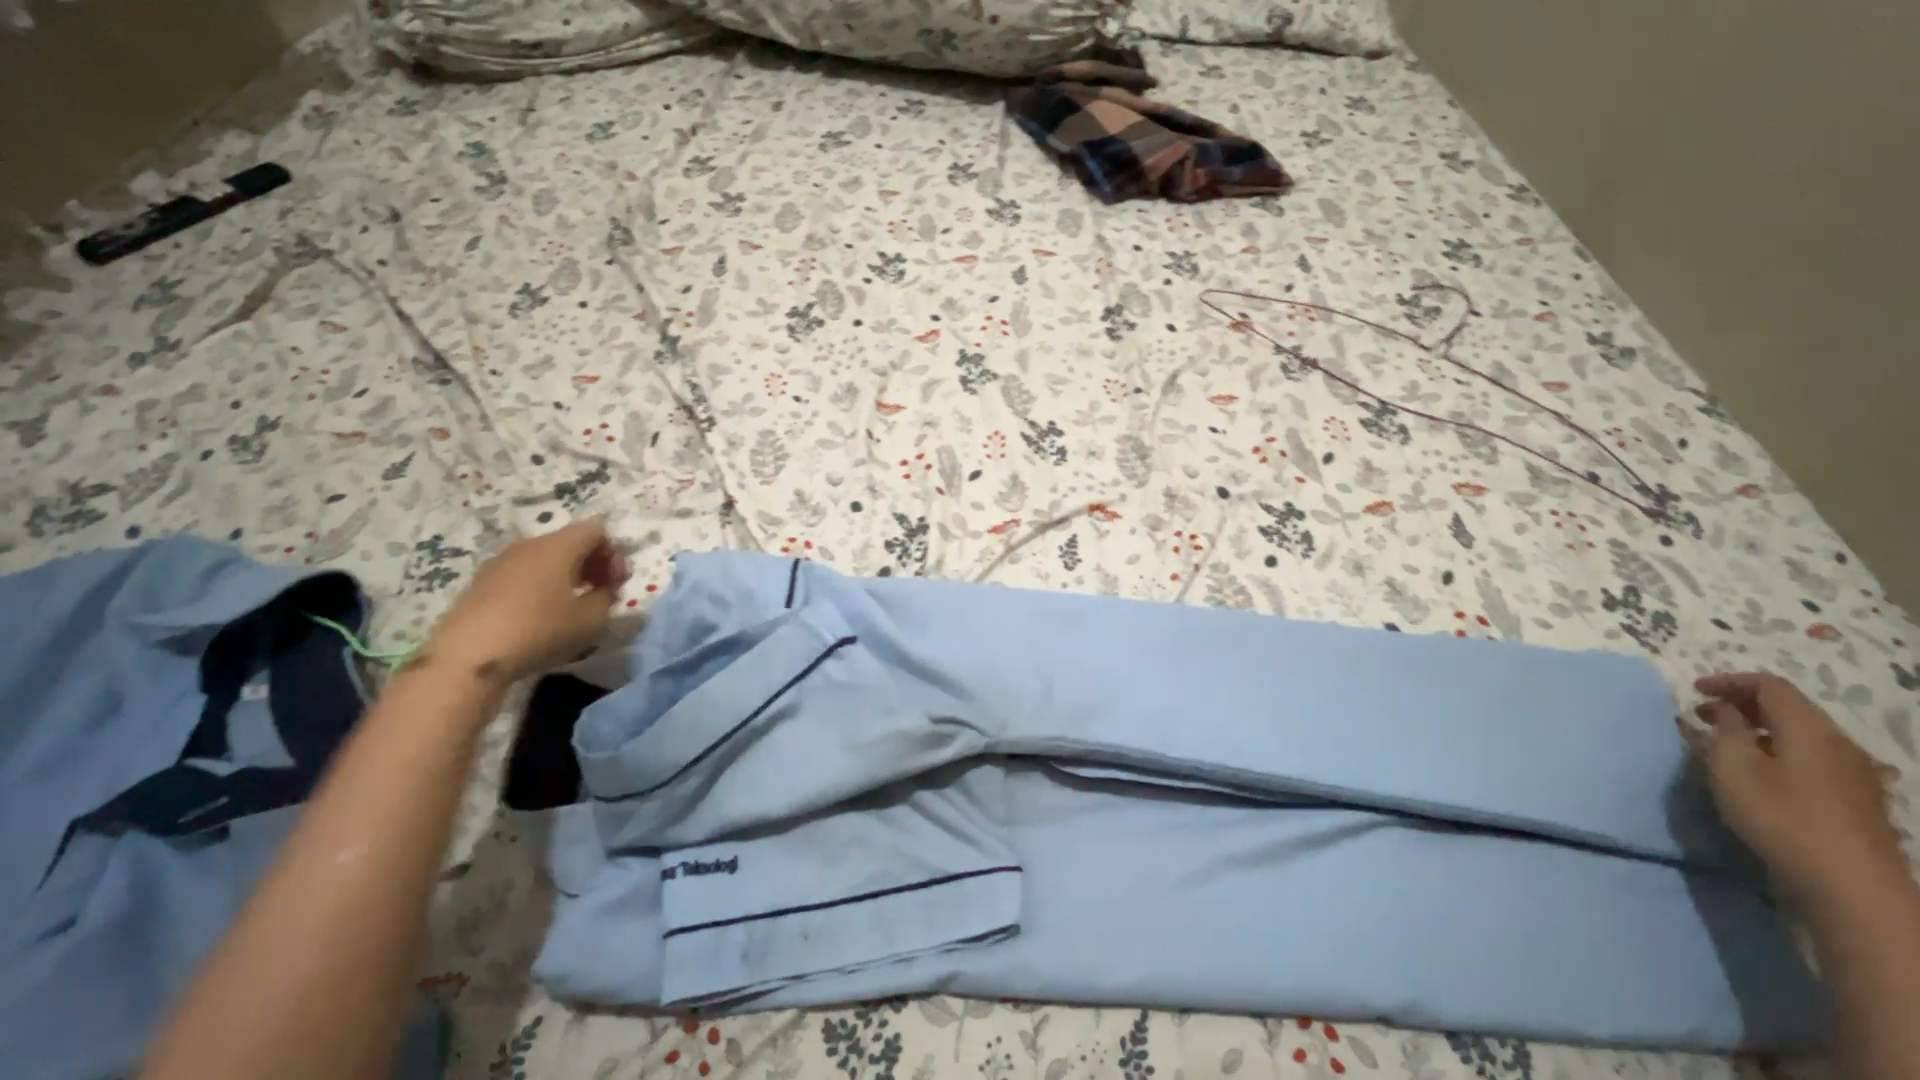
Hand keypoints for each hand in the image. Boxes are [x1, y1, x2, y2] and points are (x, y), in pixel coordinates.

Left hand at [425, 520, 631, 683]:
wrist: (470, 654)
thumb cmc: (540, 630)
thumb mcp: (591, 620)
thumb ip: (606, 598)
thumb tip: (604, 589)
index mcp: (559, 546)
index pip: (596, 530)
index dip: (614, 552)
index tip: (619, 582)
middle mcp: (529, 544)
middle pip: (570, 541)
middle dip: (593, 563)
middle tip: (604, 592)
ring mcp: (501, 561)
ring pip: (545, 557)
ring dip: (567, 574)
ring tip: (573, 605)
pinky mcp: (483, 582)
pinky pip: (524, 572)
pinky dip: (542, 584)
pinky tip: (542, 612)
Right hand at [1694, 672, 1906, 904]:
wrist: (1852, 884)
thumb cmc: (1781, 817)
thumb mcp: (1733, 769)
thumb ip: (1724, 731)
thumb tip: (1723, 709)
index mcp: (1809, 727)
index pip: (1769, 685)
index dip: (1729, 681)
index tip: (1694, 691)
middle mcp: (1839, 741)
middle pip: (1790, 707)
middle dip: (1744, 705)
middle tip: (1704, 717)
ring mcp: (1856, 771)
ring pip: (1803, 735)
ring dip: (1763, 731)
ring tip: (1730, 747)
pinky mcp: (1859, 798)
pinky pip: (1816, 759)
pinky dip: (1783, 753)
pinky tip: (1769, 776)